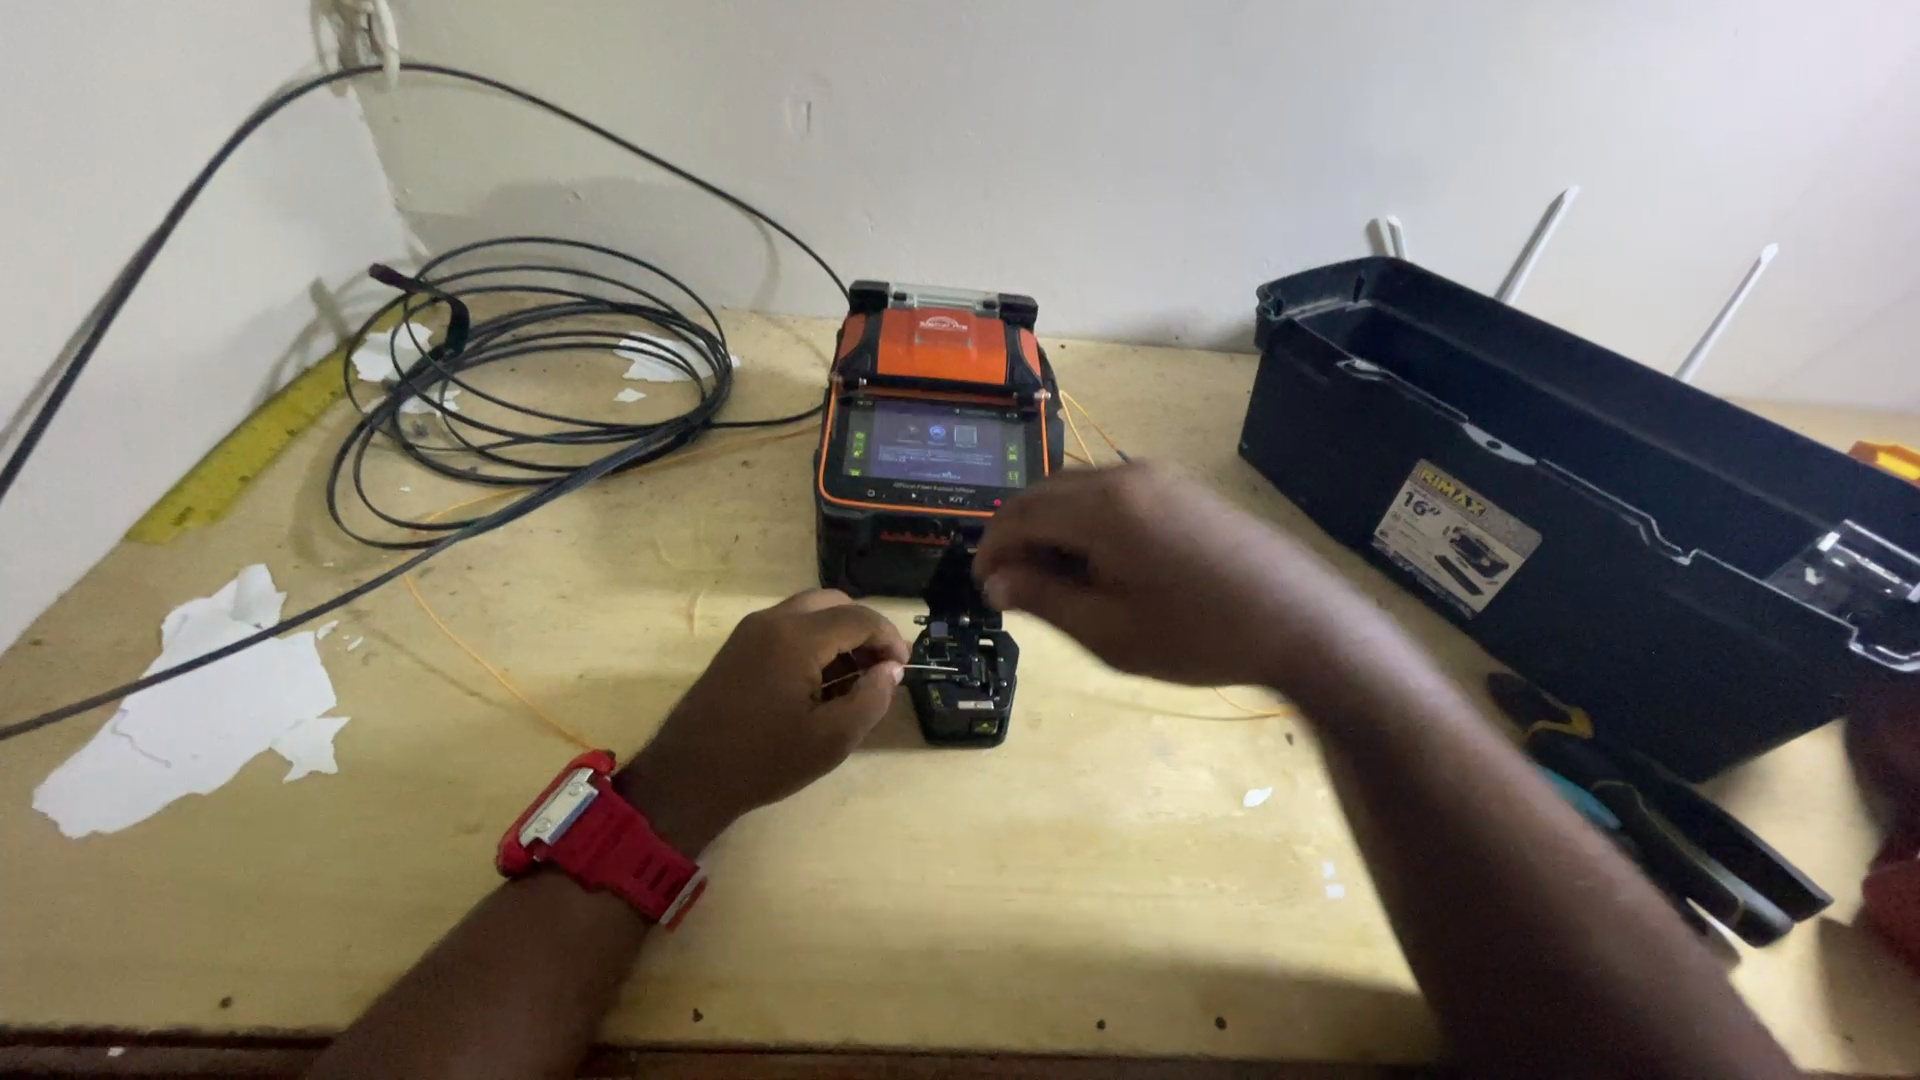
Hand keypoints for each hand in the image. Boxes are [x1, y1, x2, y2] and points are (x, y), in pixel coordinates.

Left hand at [614, 589, 907, 852]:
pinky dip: (813, 640)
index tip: (902, 667)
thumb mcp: (832, 740)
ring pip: (809, 611)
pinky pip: (787, 626)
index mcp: (796, 638)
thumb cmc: (764, 761)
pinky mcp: (737, 646)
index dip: (889, 638)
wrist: (687, 778)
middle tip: (879, 667)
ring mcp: (750, 631)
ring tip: (853, 677)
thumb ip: (871, 699)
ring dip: (838, 633)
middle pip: (833, 603)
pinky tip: (819, 681)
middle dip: (864, 629)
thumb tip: (891, 670)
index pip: (859, 618)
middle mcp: (772, 621)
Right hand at [973, 463, 1386, 689]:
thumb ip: (1043, 599)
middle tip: (1019, 591)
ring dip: (1052, 530)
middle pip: (1044, 493)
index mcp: (1103, 506)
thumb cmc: (1199, 636)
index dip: (991, 549)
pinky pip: (1111, 495)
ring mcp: (1157, 477)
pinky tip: (1101, 565)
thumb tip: (995, 582)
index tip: (984, 589)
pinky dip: (1086, 523)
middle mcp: (1125, 475)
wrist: (1302, 622)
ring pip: (1076, 491)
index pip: (1018, 513)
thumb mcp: (1110, 631)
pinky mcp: (1180, 488)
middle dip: (1019, 538)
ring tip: (1060, 584)